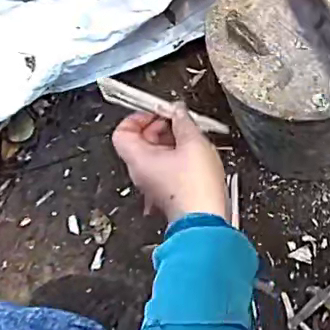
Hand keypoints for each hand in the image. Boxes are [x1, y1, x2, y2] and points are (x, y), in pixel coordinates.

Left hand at [111, 104, 229, 223]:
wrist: (206, 219)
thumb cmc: (195, 188)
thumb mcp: (193, 143)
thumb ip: (183, 121)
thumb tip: (178, 111)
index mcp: (139, 159)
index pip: (122, 131)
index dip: (139, 117)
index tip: (158, 111)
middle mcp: (142, 172)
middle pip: (140, 140)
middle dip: (160, 126)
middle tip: (180, 120)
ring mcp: (154, 182)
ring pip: (155, 152)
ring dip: (172, 140)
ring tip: (192, 135)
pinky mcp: (168, 189)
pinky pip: (167, 165)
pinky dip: (178, 154)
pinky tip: (196, 152)